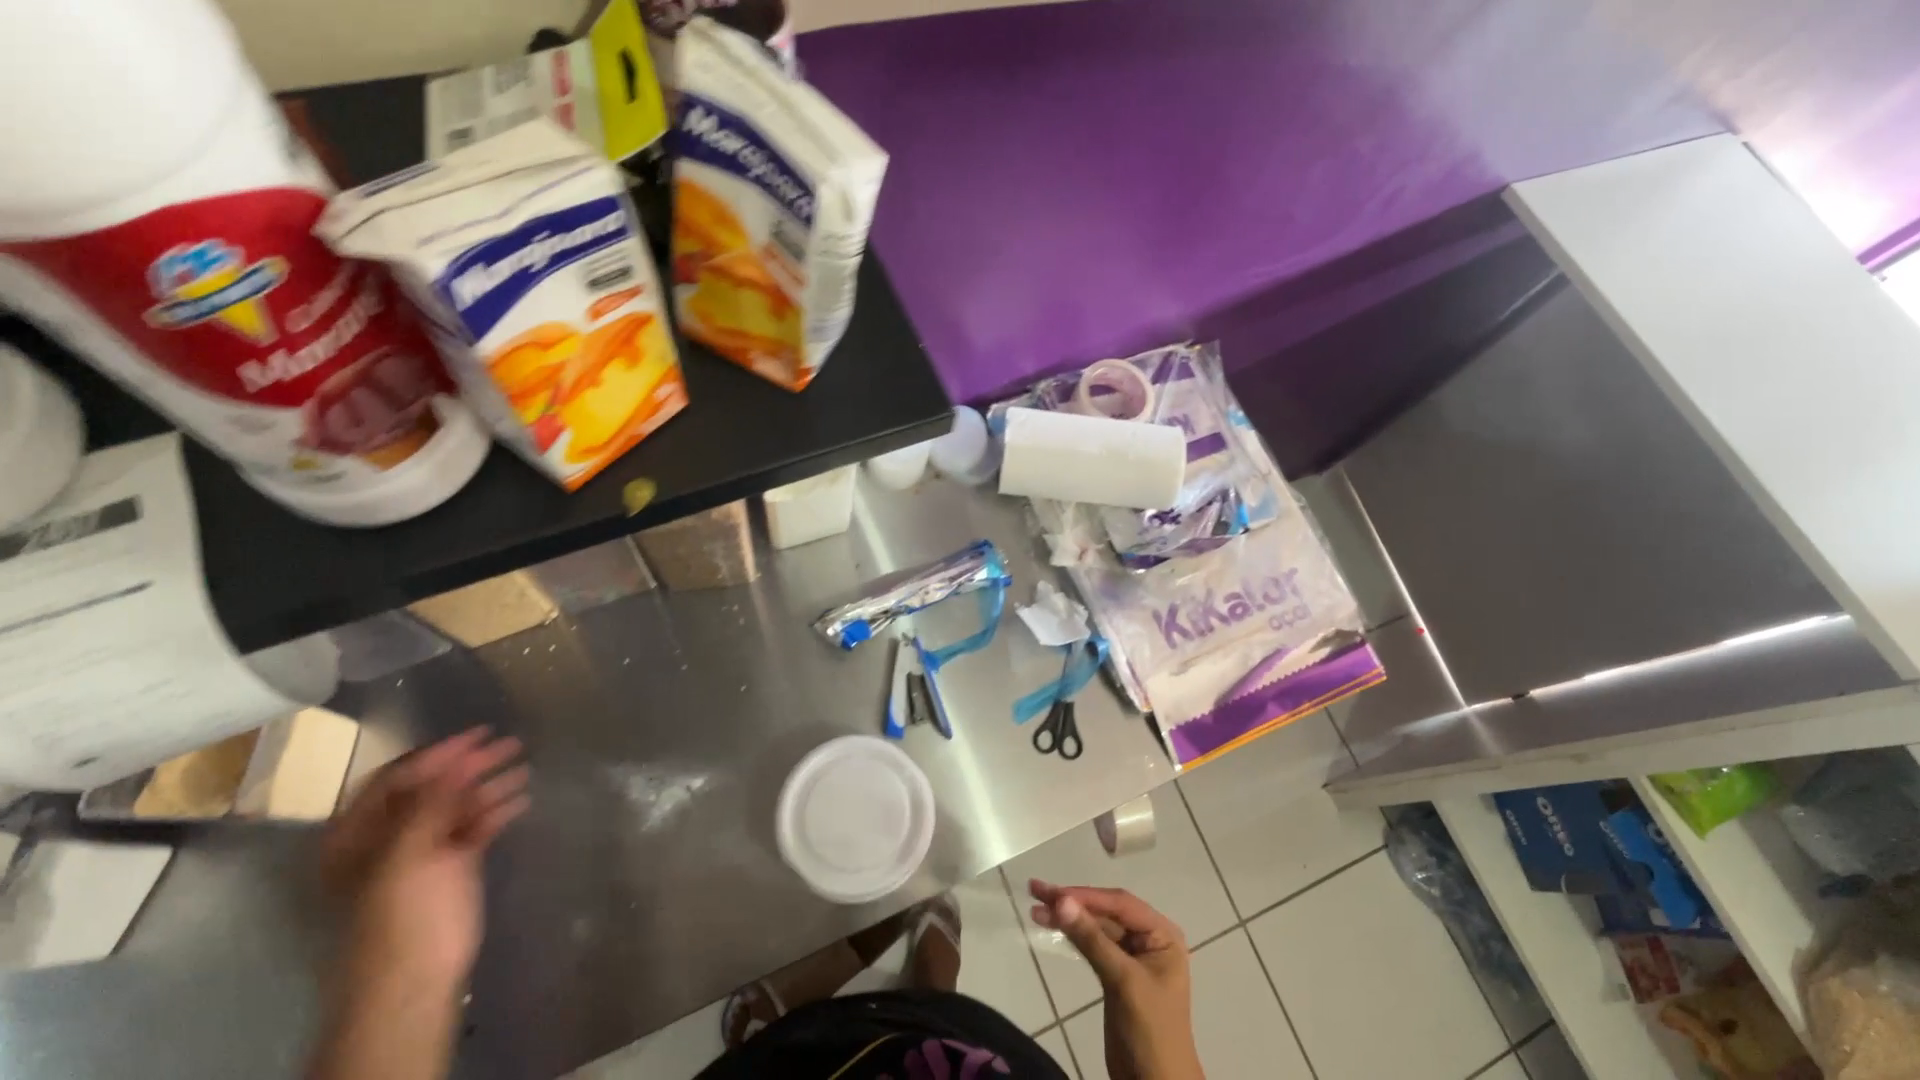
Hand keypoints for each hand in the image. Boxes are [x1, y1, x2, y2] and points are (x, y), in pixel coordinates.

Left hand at [323, 729, 529, 992]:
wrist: (412, 982)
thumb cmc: (402, 916)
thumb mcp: (409, 854)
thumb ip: (432, 803)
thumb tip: (458, 758)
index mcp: (358, 832)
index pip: (400, 777)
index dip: (439, 753)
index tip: (480, 734)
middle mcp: (386, 837)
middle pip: (431, 789)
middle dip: (469, 766)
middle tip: (510, 744)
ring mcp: (419, 854)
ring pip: (455, 808)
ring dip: (487, 787)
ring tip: (523, 768)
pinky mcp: (449, 870)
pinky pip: (471, 831)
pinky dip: (493, 813)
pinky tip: (520, 800)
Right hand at [1030, 880, 1202, 1079]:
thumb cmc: (1150, 1030)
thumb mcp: (1123, 981)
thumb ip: (1092, 940)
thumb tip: (1061, 901)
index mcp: (1162, 935)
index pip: (1120, 904)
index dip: (1085, 896)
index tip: (1051, 893)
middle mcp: (1149, 939)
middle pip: (1106, 912)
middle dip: (1072, 901)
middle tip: (1035, 890)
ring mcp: (1132, 957)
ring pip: (1096, 927)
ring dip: (1068, 917)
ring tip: (1035, 907)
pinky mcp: (1116, 974)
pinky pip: (1092, 946)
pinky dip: (1072, 936)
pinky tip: (1051, 927)